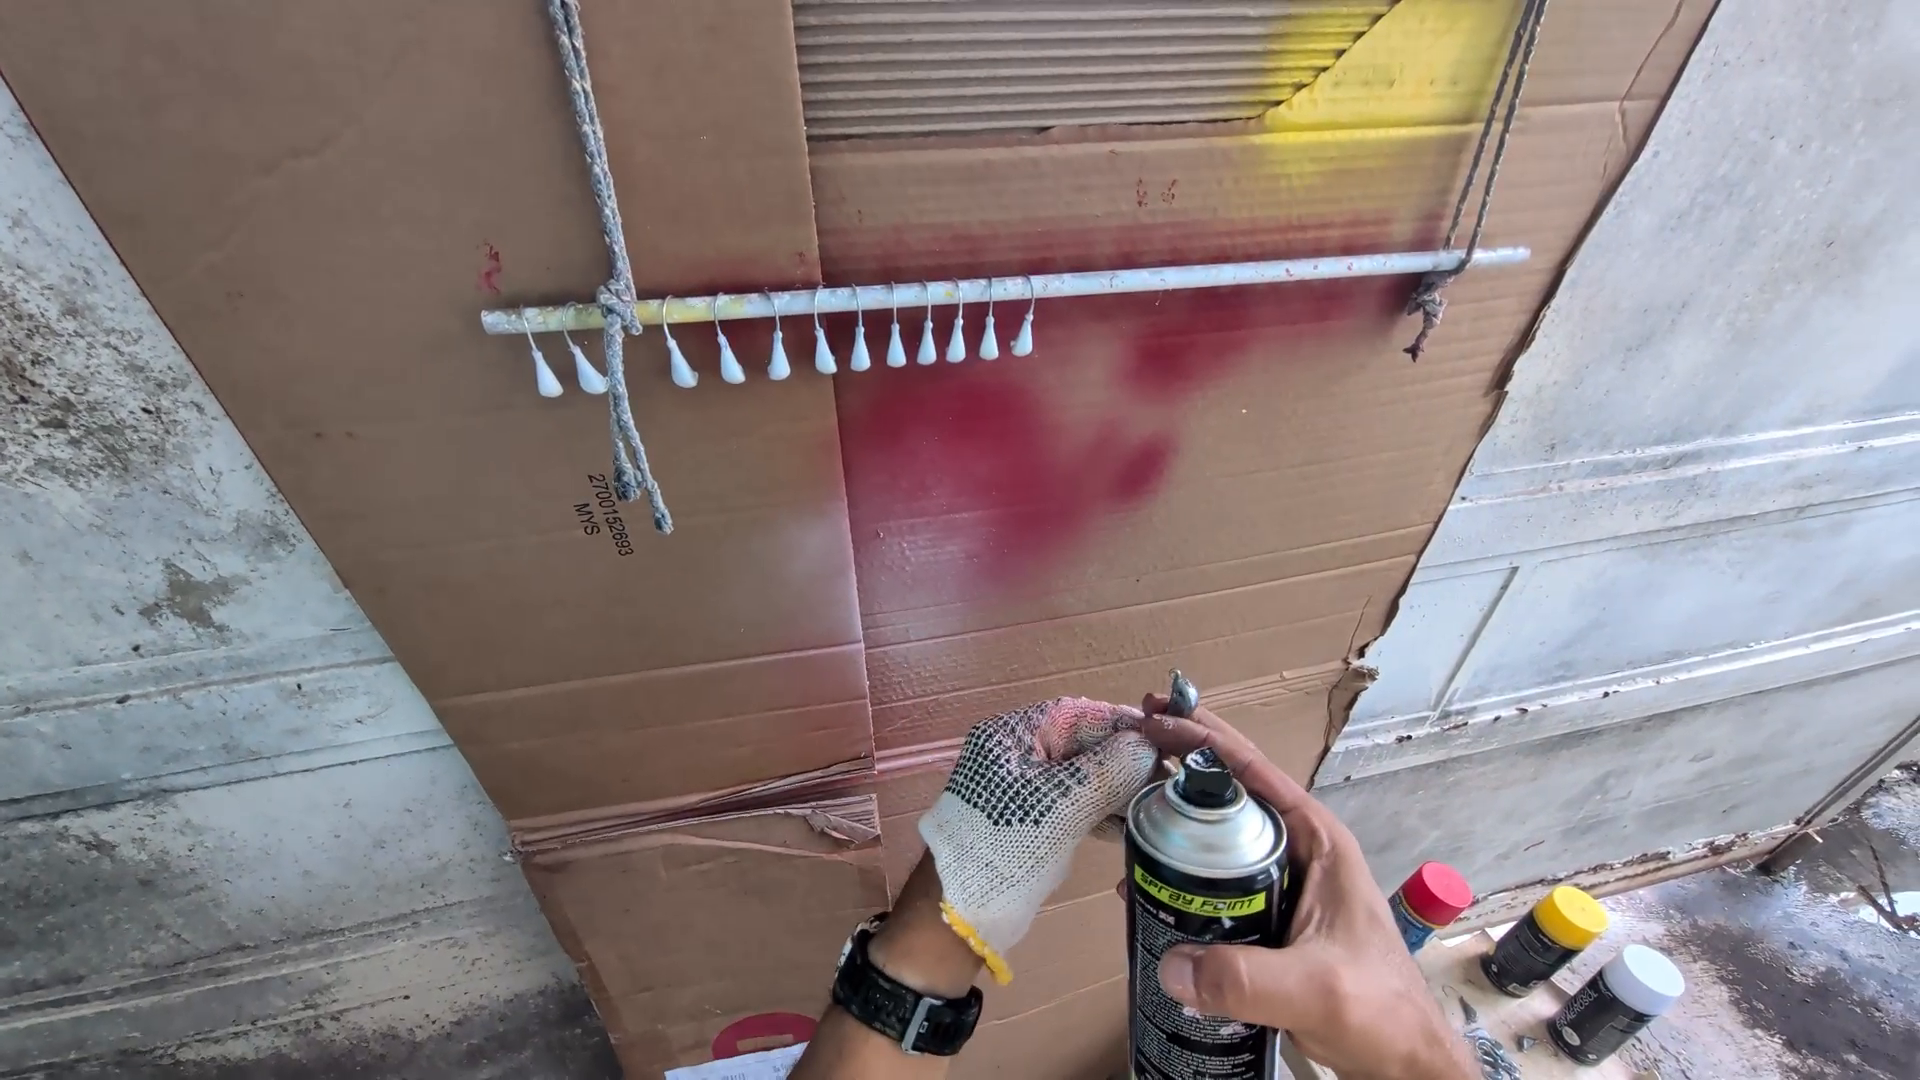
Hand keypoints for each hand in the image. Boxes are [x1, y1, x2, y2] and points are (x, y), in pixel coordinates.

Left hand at [918, 698, 1157, 982]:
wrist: (959, 913)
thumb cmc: (1005, 848)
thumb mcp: (1060, 806)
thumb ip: (1106, 771)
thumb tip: (1145, 744)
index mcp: (1011, 735)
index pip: (1075, 714)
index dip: (1119, 722)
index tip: (1162, 735)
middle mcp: (1014, 752)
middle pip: (1078, 743)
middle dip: (1121, 757)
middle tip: (1165, 774)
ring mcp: (1019, 786)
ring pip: (1077, 774)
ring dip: (1115, 785)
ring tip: (1155, 799)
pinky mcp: (1026, 818)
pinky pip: (1069, 801)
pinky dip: (1098, 808)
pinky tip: (1130, 823)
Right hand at [1137, 697, 1478, 1079]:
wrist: (1405, 1066)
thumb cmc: (1380, 1013)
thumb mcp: (1315, 989)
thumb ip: (1245, 978)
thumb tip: (1169, 965)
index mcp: (1315, 838)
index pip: (1251, 768)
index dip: (1200, 735)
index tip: (1154, 715)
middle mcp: (1294, 845)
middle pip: (1227, 786)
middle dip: (1178, 756)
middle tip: (1130, 739)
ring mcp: (1278, 876)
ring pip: (1216, 825)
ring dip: (1172, 806)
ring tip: (1126, 799)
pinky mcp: (1262, 908)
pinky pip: (1211, 869)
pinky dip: (1176, 857)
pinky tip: (1142, 871)